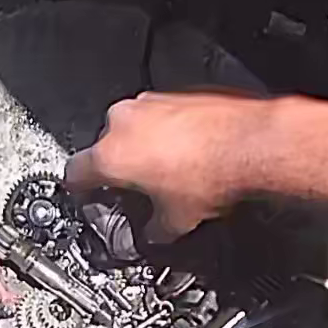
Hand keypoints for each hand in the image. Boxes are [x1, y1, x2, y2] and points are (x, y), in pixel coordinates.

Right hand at [64, 91, 282, 238]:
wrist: (252, 143)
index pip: (75, 173)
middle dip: (120, 170)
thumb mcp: (175, 221)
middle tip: (138, 190)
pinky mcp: (176, 94)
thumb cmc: (212, 173)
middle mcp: (124, 122)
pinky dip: (168, 135)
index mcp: (111, 154)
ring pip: (133, 131)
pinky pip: (160, 117)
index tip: (85, 195)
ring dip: (144, 150)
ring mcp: (150, 102)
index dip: (78, 190)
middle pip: (106, 150)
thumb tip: (155, 234)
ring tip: (170, 174)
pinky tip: (188, 156)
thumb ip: (154, 230)